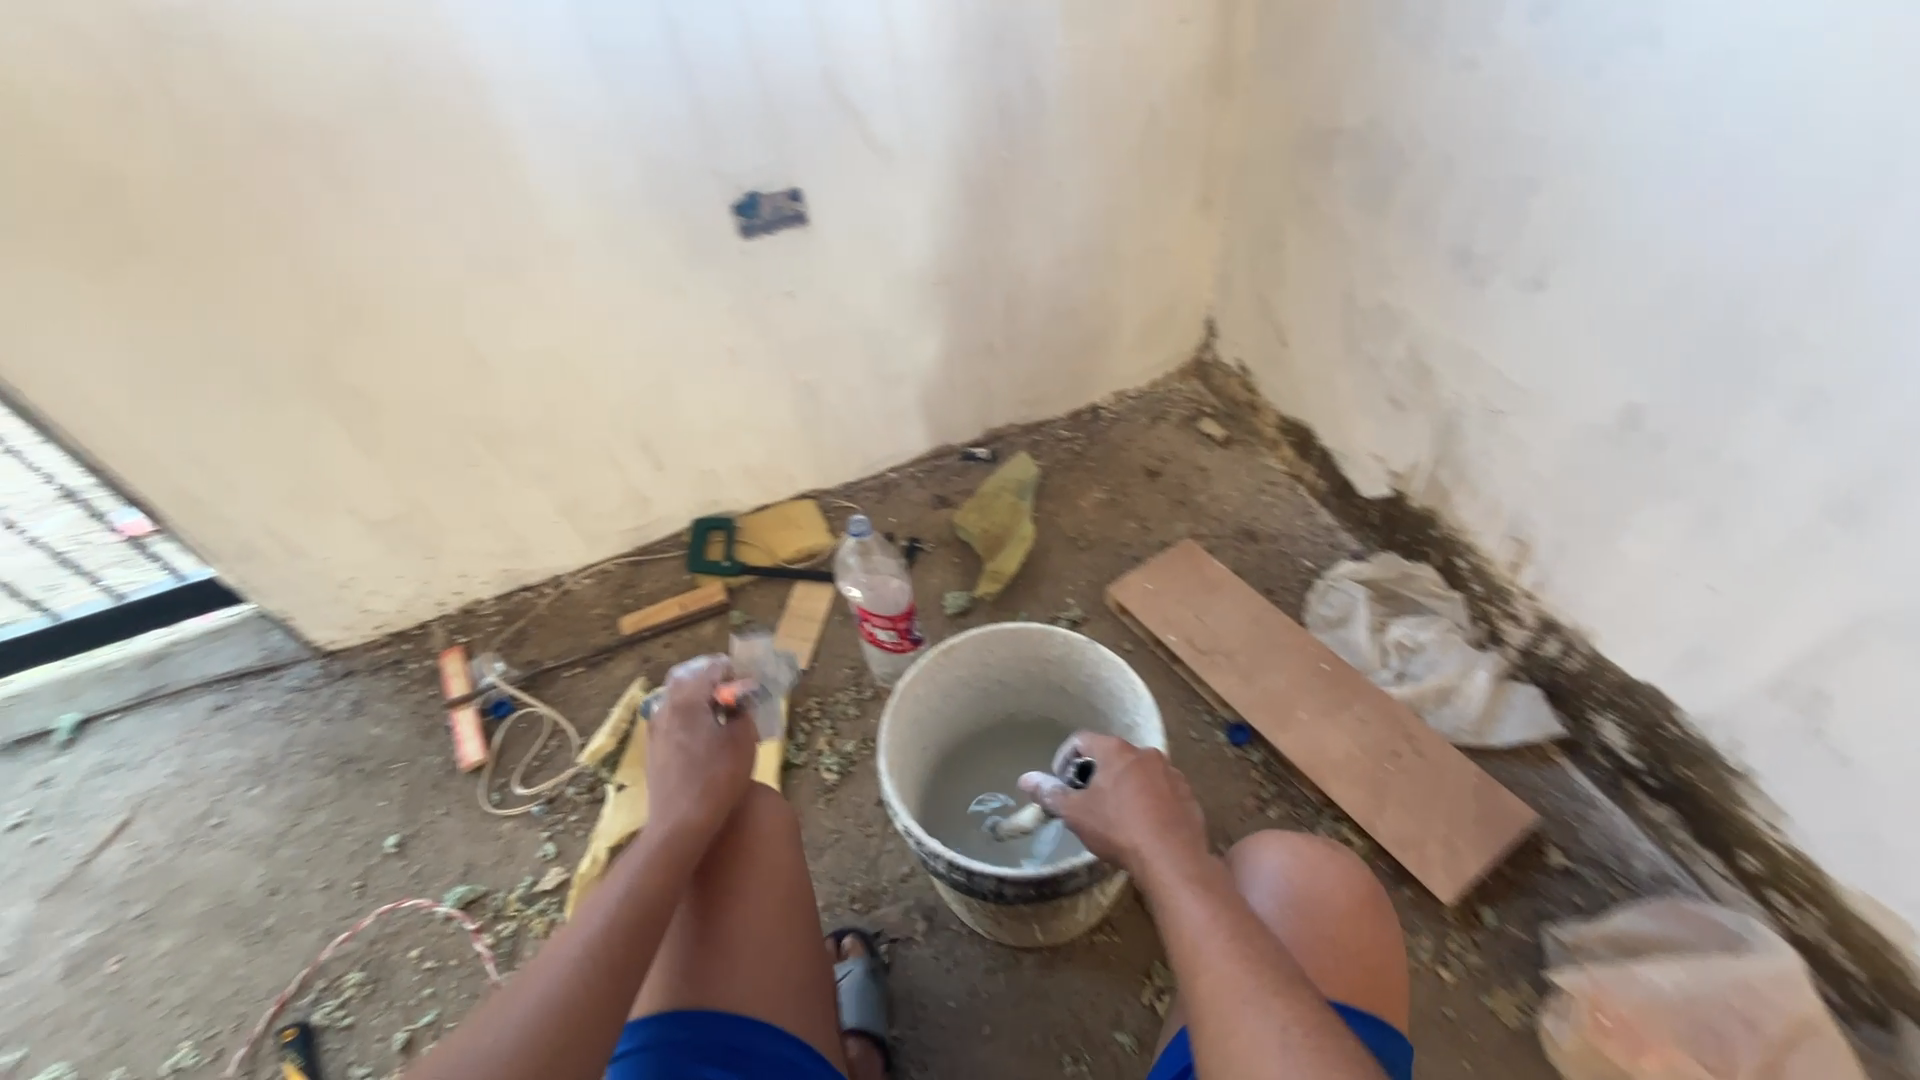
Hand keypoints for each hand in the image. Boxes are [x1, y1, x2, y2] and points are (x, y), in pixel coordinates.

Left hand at [645, 654, 757, 840]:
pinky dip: (688, 715)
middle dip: (711, 679)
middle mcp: (666, 707)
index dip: (734, 672)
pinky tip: (704, 735)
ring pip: (676, 697)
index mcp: (688, 700)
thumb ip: (743, 712)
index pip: (712, 668)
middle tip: (733, 692)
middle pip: (687, 677)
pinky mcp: (653, 747)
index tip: (749, 685)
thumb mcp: (743, 740)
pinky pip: (671, 717)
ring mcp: (655, 728)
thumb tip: (739, 701)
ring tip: (720, 714)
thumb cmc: (718, 778)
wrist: (680, 823)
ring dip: (698, 697)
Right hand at [1019, 732, 1208, 884]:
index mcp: (1115, 750)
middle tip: (1086, 803)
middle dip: (1095, 775)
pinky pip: (1160, 790)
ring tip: (1115, 817)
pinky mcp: (1187, 794)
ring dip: (1123, 787)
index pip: (1081, 740)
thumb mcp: (1076, 813)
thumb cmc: (1118, 829)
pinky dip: (1148, 801)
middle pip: (1111, 756)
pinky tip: (1143, 826)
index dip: (1064, 759)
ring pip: (1137, 773)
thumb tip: (1025, 779)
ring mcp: (1170, 772)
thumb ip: (1050, 793)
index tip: (1061, 783)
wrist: (1173, 858)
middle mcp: (1145, 753)